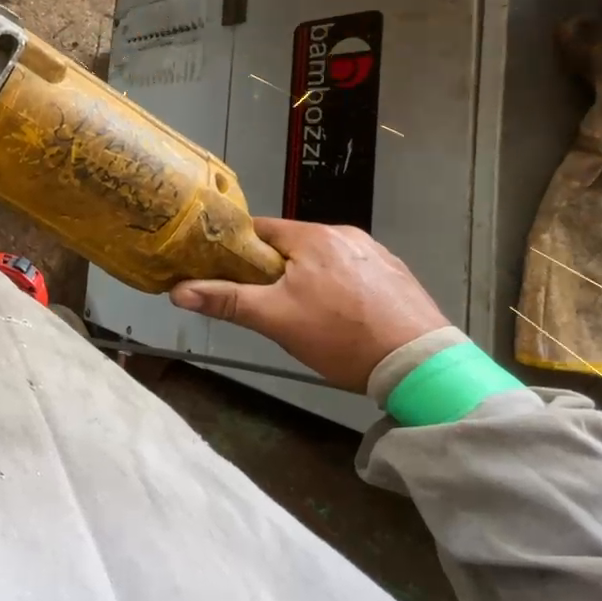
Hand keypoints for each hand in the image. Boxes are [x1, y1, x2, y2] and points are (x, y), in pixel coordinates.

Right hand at [168, 218, 449, 390]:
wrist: (425, 370)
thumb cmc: (341, 336)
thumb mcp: (274, 319)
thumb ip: (224, 301)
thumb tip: (176, 292)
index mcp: (313, 236)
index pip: (259, 230)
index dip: (238, 251)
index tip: (229, 274)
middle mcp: (346, 235)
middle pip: (291, 244)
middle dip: (274, 268)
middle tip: (266, 300)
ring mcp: (378, 255)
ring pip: (322, 259)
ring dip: (308, 278)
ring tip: (305, 312)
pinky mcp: (400, 277)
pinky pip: (353, 273)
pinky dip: (340, 287)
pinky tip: (342, 315)